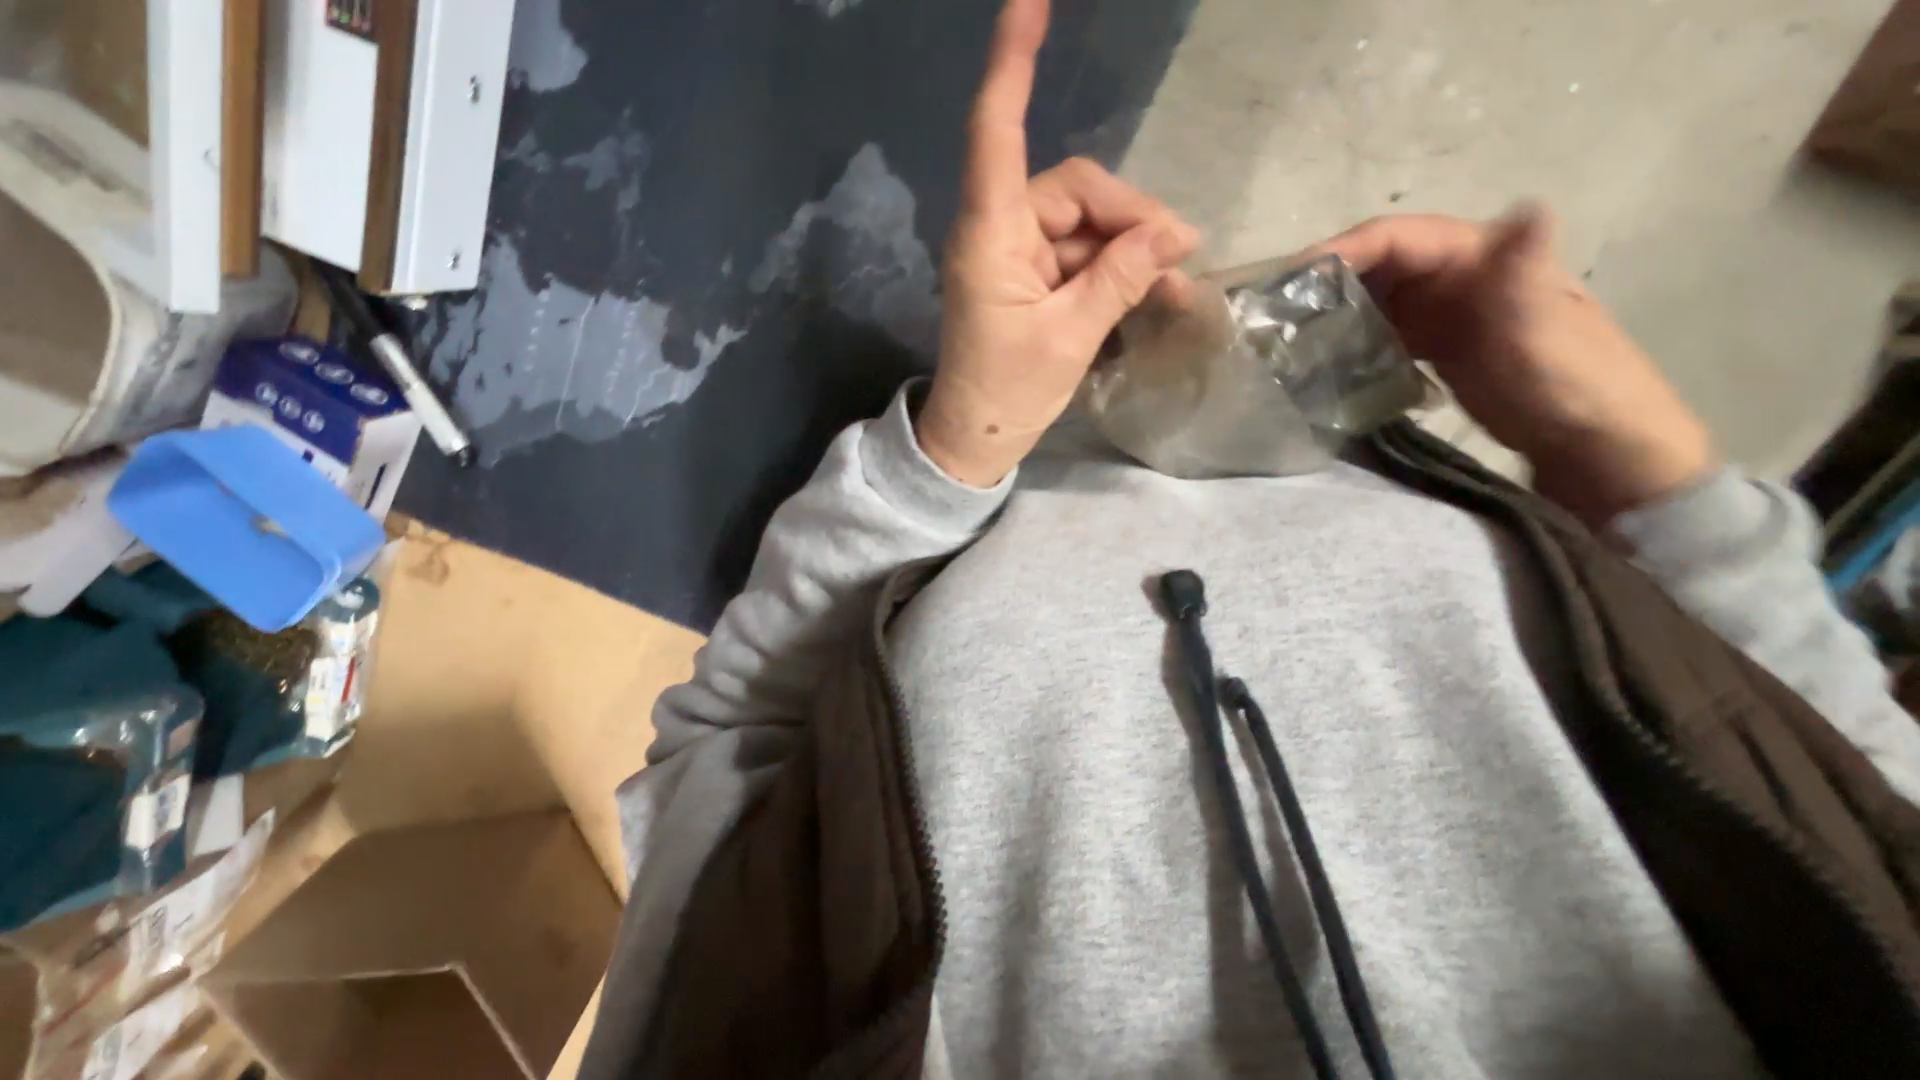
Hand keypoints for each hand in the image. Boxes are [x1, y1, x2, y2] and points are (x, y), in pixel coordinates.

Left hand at [917, 0, 1200, 487]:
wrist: (975, 441)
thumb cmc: (1007, 393)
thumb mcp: (1071, 337)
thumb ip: (1121, 279)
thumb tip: (1174, 233)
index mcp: (992, 234)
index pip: (996, 131)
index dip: (1013, 62)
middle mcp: (1001, 230)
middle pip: (1078, 188)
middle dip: (1132, 217)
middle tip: (1178, 259)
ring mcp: (1017, 253)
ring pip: (1088, 222)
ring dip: (1131, 248)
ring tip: (1171, 289)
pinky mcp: (1032, 275)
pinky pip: (1085, 252)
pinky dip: (1118, 268)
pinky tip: (1153, 293)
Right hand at [1318, 207, 1716, 524]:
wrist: (1595, 443)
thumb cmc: (1572, 382)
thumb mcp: (1543, 329)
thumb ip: (1522, 274)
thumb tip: (1528, 207)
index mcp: (1483, 256)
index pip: (1399, 237)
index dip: (1345, 249)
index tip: (1292, 277)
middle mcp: (1460, 272)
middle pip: (1380, 263)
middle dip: (1327, 280)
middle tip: (1274, 309)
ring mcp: (1448, 310)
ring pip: (1377, 296)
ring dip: (1335, 309)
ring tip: (1287, 334)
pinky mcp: (1439, 345)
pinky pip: (1385, 330)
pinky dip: (1354, 338)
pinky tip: (1325, 359)